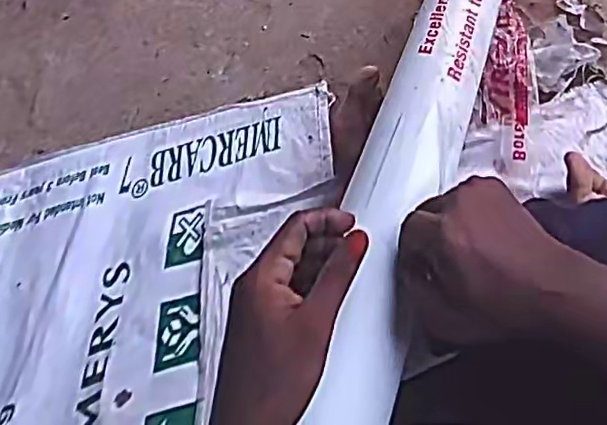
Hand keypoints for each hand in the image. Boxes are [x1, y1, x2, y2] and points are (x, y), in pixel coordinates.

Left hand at [210, 209, 367, 424]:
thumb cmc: (270, 388)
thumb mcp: (316, 322)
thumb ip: (338, 274)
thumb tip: (354, 241)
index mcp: (261, 276)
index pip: (296, 225)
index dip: (327, 218)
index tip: (350, 222)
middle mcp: (252, 285)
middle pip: (293, 244)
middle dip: (326, 239)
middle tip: (353, 243)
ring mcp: (253, 305)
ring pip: (291, 267)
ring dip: (319, 262)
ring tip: (347, 267)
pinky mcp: (258, 324)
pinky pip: (286, 289)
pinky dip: (309, 285)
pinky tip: (328, 297)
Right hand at [397, 176, 582, 347]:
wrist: (553, 286)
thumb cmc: (511, 303)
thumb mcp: (449, 319)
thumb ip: (416, 293)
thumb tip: (409, 274)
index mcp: (443, 232)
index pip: (408, 229)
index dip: (412, 253)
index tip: (421, 265)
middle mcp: (458, 202)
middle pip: (425, 213)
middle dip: (430, 237)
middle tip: (445, 262)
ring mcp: (478, 190)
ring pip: (445, 203)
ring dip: (449, 222)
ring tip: (469, 250)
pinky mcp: (494, 185)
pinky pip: (466, 196)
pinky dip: (468, 212)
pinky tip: (482, 237)